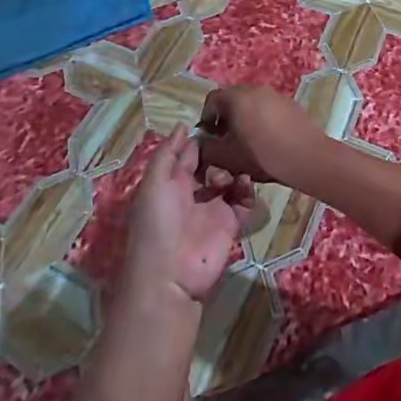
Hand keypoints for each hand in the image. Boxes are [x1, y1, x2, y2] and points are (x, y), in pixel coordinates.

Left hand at [123, 126, 254, 303]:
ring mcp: (212, 208)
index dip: (201, 141)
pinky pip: (244, 201)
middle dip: (221, 156)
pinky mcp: (230, 223)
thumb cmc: (156, 223)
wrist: (171, 274)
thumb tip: (183, 126)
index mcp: (170, 182)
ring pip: (230, 180)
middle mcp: (192, 192)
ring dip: (234, 172)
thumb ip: (168, 154)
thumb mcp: (154, 183)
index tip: (217, 127)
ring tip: (233, 176)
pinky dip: (247, 192)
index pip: (189, 154)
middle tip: (226, 155)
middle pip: (212, 164)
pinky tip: (244, 188)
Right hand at [196, 85, 325, 185]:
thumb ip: (207, 150)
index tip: (209, 137)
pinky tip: (267, 142)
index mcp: (237, 97)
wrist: (307, 157)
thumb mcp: (227, 158)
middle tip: (226, 141)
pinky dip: (262, 121)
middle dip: (225, 119)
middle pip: (232, 100)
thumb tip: (198, 144)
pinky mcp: (291, 105)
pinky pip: (268, 109)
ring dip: (244, 120)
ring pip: (251, 104)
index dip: (206, 118)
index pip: (212, 99)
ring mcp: (275, 95)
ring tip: (246, 144)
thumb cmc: (262, 155)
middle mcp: (255, 89)